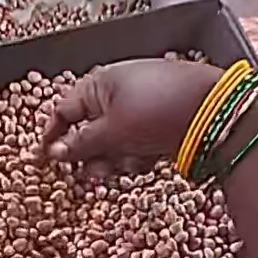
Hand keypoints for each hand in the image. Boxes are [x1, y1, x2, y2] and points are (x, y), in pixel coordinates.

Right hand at [33, 58, 221, 177]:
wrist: (211, 112)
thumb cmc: (156, 111)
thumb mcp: (111, 131)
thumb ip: (79, 144)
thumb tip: (53, 154)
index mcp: (99, 85)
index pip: (63, 111)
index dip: (52, 136)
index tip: (45, 161)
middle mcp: (115, 95)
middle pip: (86, 133)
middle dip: (91, 156)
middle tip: (98, 171)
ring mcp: (135, 112)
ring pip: (109, 146)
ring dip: (114, 160)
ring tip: (130, 163)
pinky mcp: (153, 128)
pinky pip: (131, 149)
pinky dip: (135, 158)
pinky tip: (149, 159)